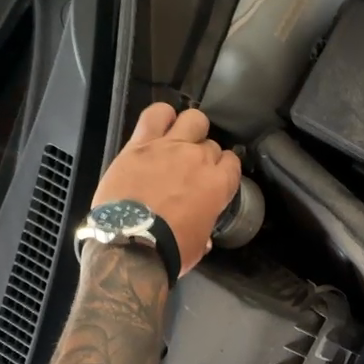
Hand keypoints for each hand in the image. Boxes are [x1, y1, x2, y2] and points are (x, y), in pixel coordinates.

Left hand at [95, 102, 240, 275]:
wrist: (131, 244)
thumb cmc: (171, 249)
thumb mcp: (198, 245)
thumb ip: (205, 229)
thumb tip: (204, 234)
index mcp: (217, 185)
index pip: (232, 163)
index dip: (224, 170)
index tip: (215, 179)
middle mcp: (198, 159)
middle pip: (211, 144)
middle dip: (205, 156)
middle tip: (191, 170)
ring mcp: (169, 146)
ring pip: (192, 119)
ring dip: (191, 129)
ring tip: (182, 141)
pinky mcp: (140, 143)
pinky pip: (155, 114)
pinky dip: (162, 115)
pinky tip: (162, 123)